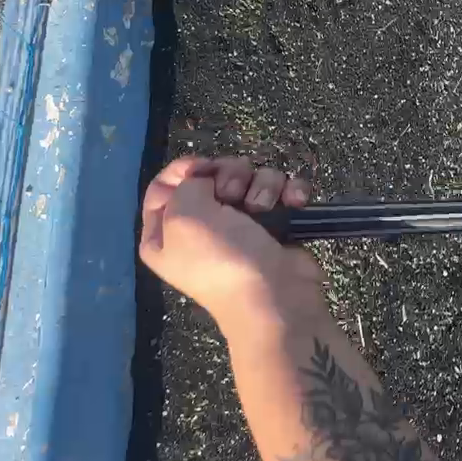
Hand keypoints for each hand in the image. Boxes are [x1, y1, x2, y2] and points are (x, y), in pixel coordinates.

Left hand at [139, 156, 323, 335]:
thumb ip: (187, 186)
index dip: (186, 169)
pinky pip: (285, 189)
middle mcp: (202, 223)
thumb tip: (210, 178)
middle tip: (236, 197)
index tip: (206, 168)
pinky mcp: (277, 221)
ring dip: (266, 186)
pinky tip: (295, 203)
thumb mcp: (184, 220)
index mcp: (166, 229)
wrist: (275, 292)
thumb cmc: (222, 259)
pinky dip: (292, 191)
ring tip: (267, 208)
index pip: (166, 184)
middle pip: (217, 174)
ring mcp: (242, 222)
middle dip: (233, 176)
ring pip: (256, 178)